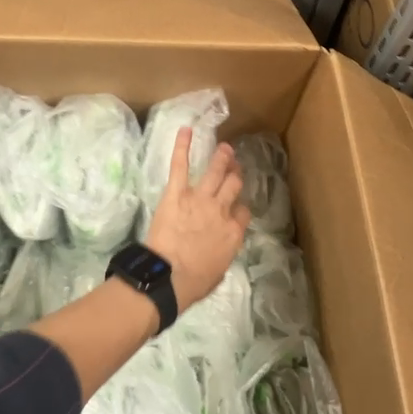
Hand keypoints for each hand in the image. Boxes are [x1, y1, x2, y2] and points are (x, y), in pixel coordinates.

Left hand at [142, 127, 248, 311]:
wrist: (169, 276)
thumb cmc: (193, 283)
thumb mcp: (218, 272)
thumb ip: (221, 255)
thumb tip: (216, 251)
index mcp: (233, 233)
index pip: (243, 212)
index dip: (239, 207)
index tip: (236, 207)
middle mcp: (221, 211)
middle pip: (233, 186)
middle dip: (235, 175)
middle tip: (234, 167)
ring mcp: (200, 198)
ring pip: (215, 172)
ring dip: (221, 158)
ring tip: (224, 147)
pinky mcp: (177, 192)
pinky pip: (181, 165)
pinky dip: (182, 146)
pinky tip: (186, 130)